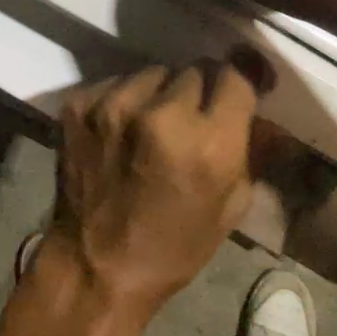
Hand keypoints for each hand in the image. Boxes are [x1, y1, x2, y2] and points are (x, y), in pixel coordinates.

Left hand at [47, 61, 260, 314]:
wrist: (96, 264)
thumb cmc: (173, 246)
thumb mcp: (231, 205)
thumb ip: (249, 145)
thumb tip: (258, 96)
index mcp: (208, 143)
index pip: (234, 75)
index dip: (242, 77)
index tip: (242, 79)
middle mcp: (160, 114)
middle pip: (193, 70)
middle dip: (199, 92)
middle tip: (192, 119)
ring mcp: (113, 104)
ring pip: (152, 72)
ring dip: (159, 93)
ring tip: (152, 125)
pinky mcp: (79, 103)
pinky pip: (115, 82)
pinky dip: (124, 100)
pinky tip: (121, 131)